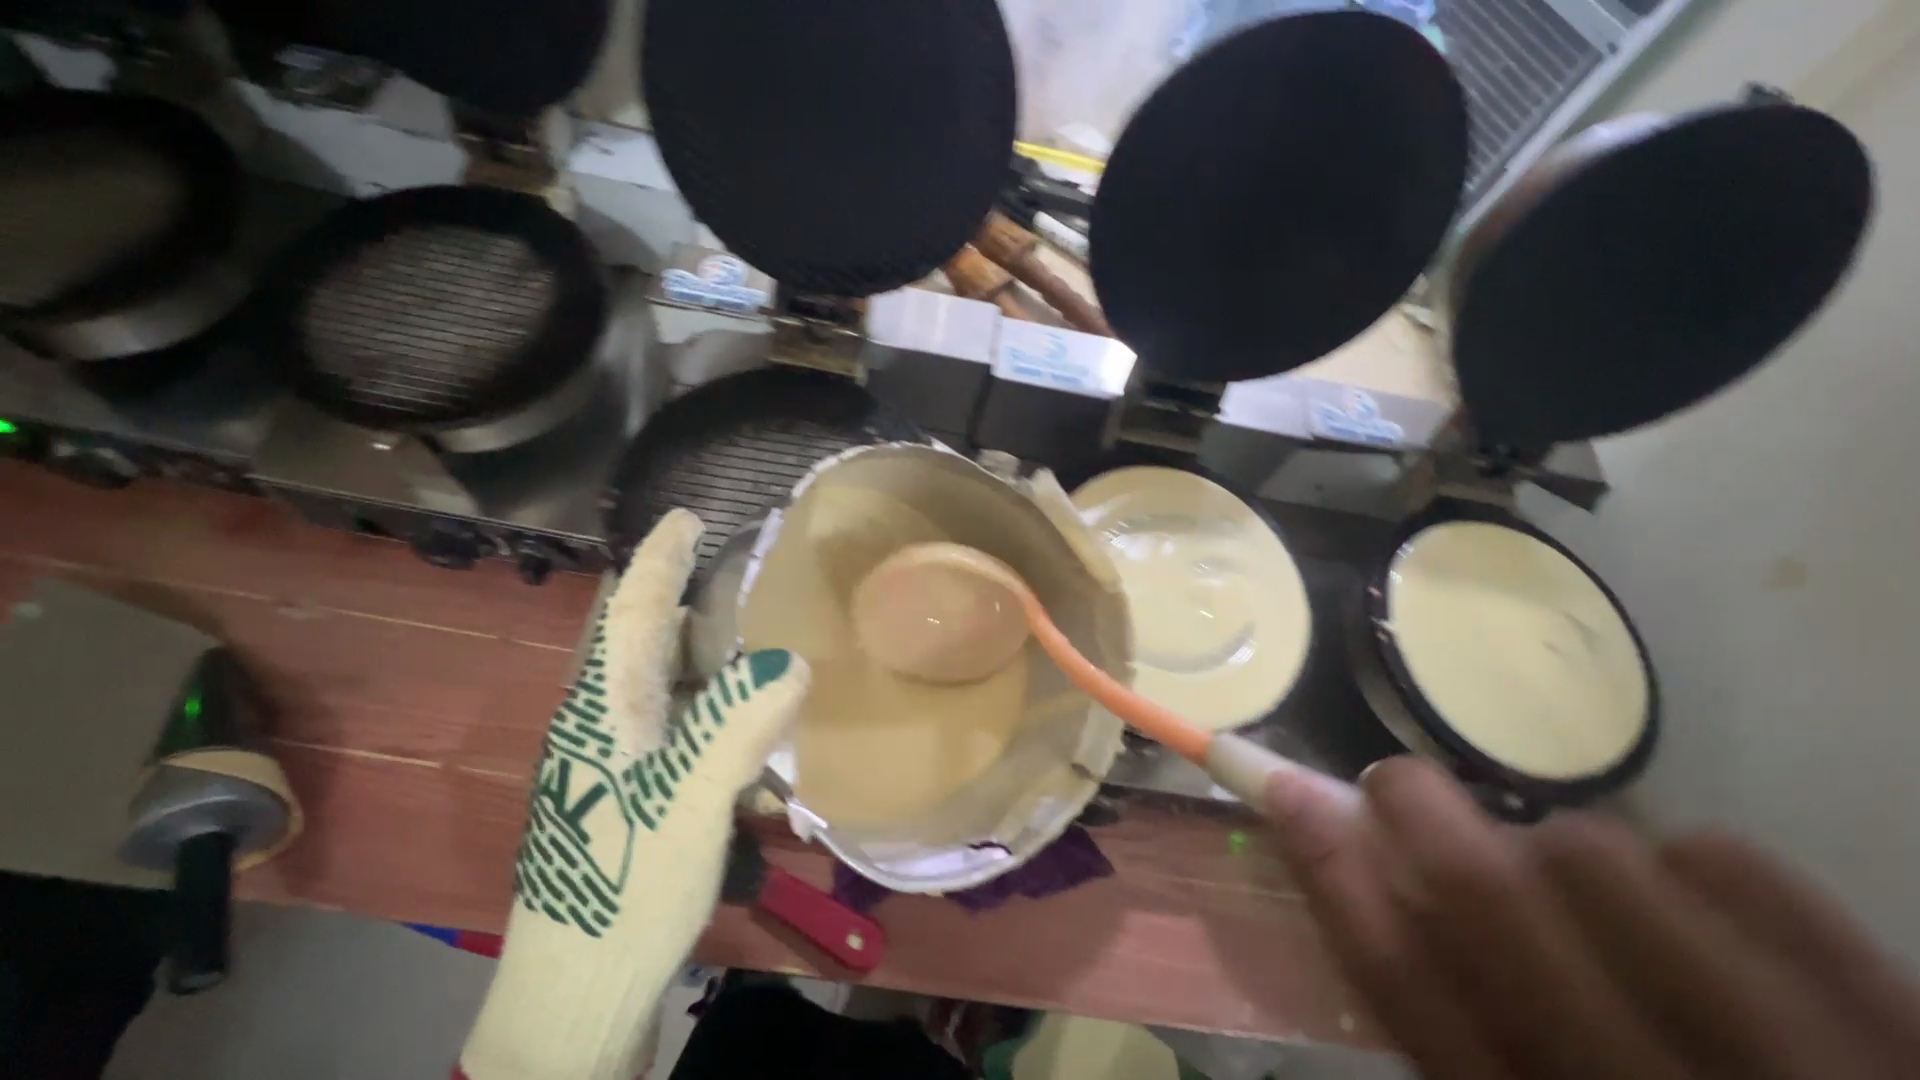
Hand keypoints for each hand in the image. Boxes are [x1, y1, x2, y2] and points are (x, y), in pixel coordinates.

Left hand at [461, 511, 810, 1079]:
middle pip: (634, 641)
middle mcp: (598, 726)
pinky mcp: (621, 797)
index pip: (631, 613)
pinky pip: (665, 724)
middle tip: (731, 570)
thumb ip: (736, 730)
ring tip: (745, 635)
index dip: (659, 560)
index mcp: (604, 712)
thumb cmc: (626, 890)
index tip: (686, 515)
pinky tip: (739, 724)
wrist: (575, 992)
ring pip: (650, 683)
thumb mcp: (689, 807)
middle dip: (674, 595)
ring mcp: (606, 763)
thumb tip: (789, 659)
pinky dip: (701, 703)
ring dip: (691, 650)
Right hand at [1263, 757, 1919, 1079]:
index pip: (1402, 977)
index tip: (1287, 792)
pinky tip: (1692, 910)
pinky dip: (1690, 863)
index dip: (1331, 870)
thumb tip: (1369, 874)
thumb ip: (1451, 1016)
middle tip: (1395, 782)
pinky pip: (1734, 864)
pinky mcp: (1891, 1019)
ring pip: (1598, 854)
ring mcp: (1790, 1054)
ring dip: (1562, 852)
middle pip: (1487, 894)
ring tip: (1585, 894)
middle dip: (1416, 807)